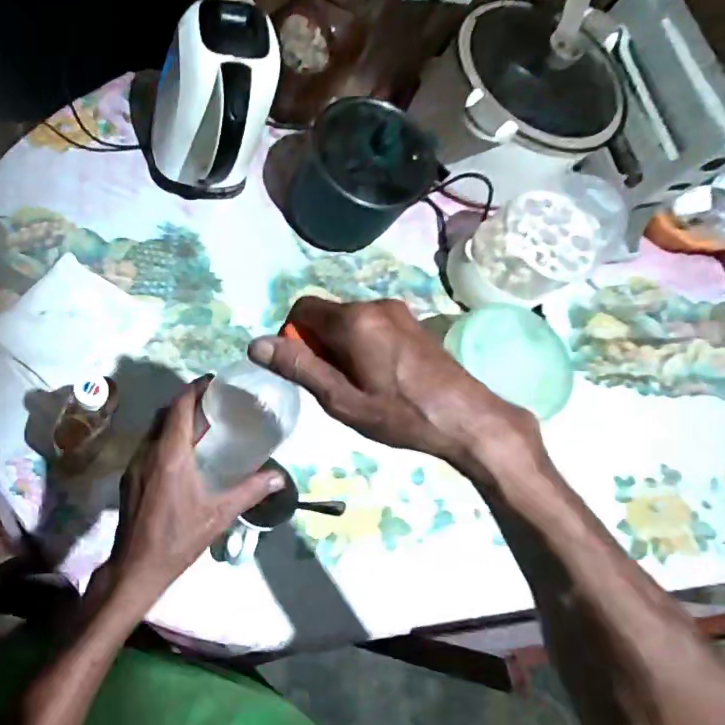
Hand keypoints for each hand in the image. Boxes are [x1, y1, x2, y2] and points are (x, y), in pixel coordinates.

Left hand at [103, 378, 284, 604]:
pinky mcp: (130, 479)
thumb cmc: (178, 538)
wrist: (137, 565)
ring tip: (201, 425)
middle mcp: (147, 453)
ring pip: (154, 431)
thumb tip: (279, 478)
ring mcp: (134, 465)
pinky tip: (182, 455)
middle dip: (187, 402)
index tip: (214, 382)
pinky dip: (165, 440)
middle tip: (214, 403)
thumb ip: (249, 491)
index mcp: (169, 455)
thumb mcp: (219, 515)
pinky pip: (148, 447)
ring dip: (174, 421)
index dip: (195, 389)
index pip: (179, 407)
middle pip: (165, 414)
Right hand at [247, 297, 538, 472]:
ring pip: (347, 322)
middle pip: (325, 316)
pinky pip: (369, 326)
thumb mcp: (341, 399)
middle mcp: (374, 305)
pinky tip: (377, 378)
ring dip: (338, 348)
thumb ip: (298, 368)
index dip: (291, 338)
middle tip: (332, 385)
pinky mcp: (412, 323)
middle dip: (316, 345)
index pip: (301, 309)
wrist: (468, 419)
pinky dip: (360, 346)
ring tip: (356, 386)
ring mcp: (397, 311)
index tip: (305, 371)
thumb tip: (256, 345)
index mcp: (353, 320)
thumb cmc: (400, 414)